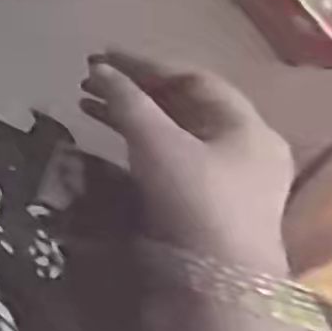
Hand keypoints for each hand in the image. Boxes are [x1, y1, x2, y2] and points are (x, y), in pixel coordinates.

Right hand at [80, 49, 294, 268]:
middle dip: (134, 84)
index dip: (146, 63)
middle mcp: (244, 144)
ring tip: (86, 97)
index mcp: (246, 127)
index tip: (102, 56)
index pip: (194, 78)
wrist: (217, 274)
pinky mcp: (206, 190)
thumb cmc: (194, 196)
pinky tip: (102, 125)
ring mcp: (227, 170)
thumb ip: (126, 99)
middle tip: (90, 74)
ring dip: (128, 106)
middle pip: (184, 100)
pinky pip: (167, 145)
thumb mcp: (156, 140)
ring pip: (172, 123)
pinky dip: (133, 130)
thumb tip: (99, 68)